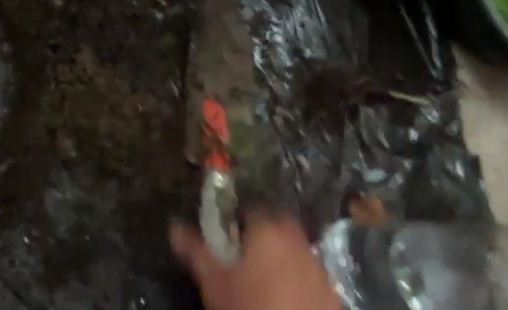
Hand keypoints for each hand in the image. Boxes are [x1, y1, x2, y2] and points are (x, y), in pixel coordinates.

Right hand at [171, 214, 339, 309]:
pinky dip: (299, 279)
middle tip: (246, 252)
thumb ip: (194, 250)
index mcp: (267, 230)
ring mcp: (320, 268)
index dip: (237, 217)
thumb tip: (173, 226)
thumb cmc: (250, 307)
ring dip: (283, 255)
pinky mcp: (334, 295)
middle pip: (278, 224)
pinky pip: (312, 276)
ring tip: (265, 277)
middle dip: (263, 231)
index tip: (227, 234)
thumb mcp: (214, 281)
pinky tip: (286, 296)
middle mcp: (297, 241)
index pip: (251, 207)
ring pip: (297, 249)